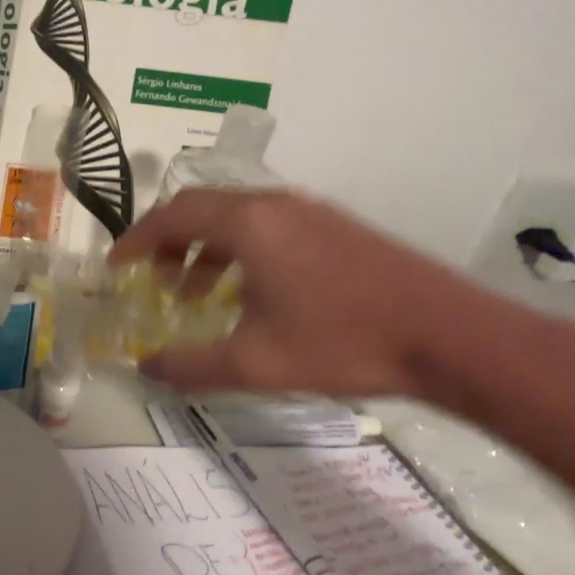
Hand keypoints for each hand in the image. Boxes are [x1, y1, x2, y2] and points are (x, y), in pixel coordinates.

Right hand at [110, 189, 509, 399]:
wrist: (456, 338)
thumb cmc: (346, 343)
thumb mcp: (257, 363)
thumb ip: (191, 366)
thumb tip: (145, 369)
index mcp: (247, 224)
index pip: (170, 216)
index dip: (135, 240)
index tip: (117, 267)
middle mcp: (273, 205)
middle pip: (199, 207)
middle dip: (166, 239)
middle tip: (150, 275)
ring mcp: (310, 212)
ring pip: (235, 216)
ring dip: (204, 246)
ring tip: (197, 292)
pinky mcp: (338, 227)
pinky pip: (267, 225)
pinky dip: (239, 249)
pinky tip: (251, 293)